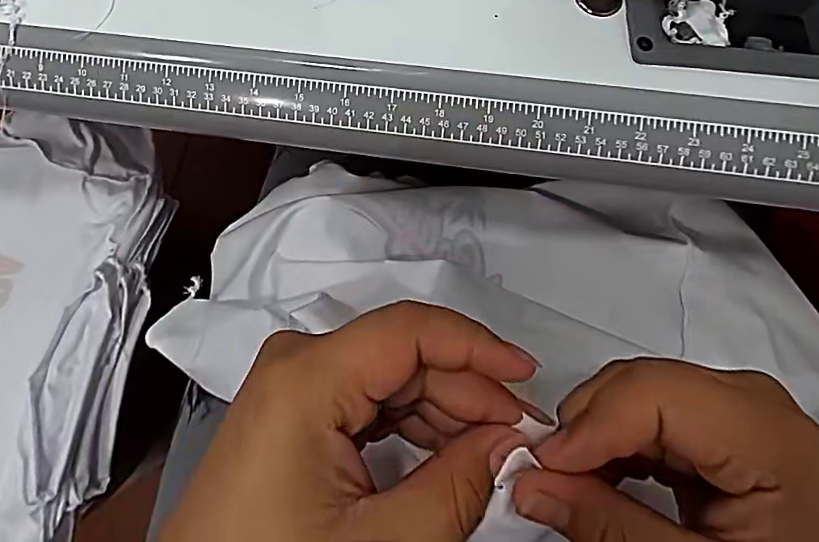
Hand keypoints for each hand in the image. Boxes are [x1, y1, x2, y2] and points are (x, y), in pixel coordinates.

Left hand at [161, 301, 543, 541]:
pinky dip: (412, 425)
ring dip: (444, 410)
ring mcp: (293, 382)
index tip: (525, 372)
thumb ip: (454, 488)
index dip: (475, 345)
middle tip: (519, 431)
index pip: (409, 329)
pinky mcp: (294, 407)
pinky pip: (367, 399)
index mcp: (307, 375)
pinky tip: (447, 453)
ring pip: (390, 377)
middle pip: (402, 354)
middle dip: (466, 390)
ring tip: (490, 449)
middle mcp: (297, 362)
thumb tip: (506, 443)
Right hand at [511, 358, 818, 541]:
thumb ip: (613, 527)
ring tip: (574, 484)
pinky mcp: (727, 425)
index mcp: (764, 431)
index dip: (589, 425)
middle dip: (586, 428)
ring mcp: (741, 408)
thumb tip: (536, 487)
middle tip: (547, 478)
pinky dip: (622, 445)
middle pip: (639, 384)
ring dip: (598, 437)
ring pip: (638, 394)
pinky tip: (605, 478)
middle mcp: (753, 401)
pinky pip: (655, 413)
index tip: (544, 465)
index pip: (650, 392)